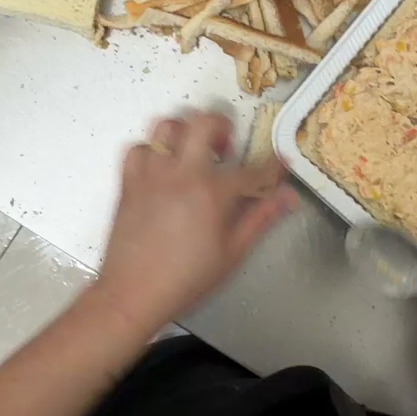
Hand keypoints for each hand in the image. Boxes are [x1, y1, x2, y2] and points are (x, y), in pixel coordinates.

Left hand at [92, 113, 299, 333]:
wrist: (132, 294)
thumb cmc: (185, 278)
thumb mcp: (233, 252)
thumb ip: (262, 218)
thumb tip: (287, 198)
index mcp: (211, 192)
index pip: (252, 168)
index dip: (273, 165)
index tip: (279, 163)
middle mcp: (180, 174)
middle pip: (204, 121)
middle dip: (222, 126)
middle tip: (227, 148)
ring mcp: (151, 173)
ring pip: (167, 125)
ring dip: (186, 130)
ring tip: (194, 151)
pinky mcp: (129, 181)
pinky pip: (139, 147)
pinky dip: (153, 149)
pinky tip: (163, 167)